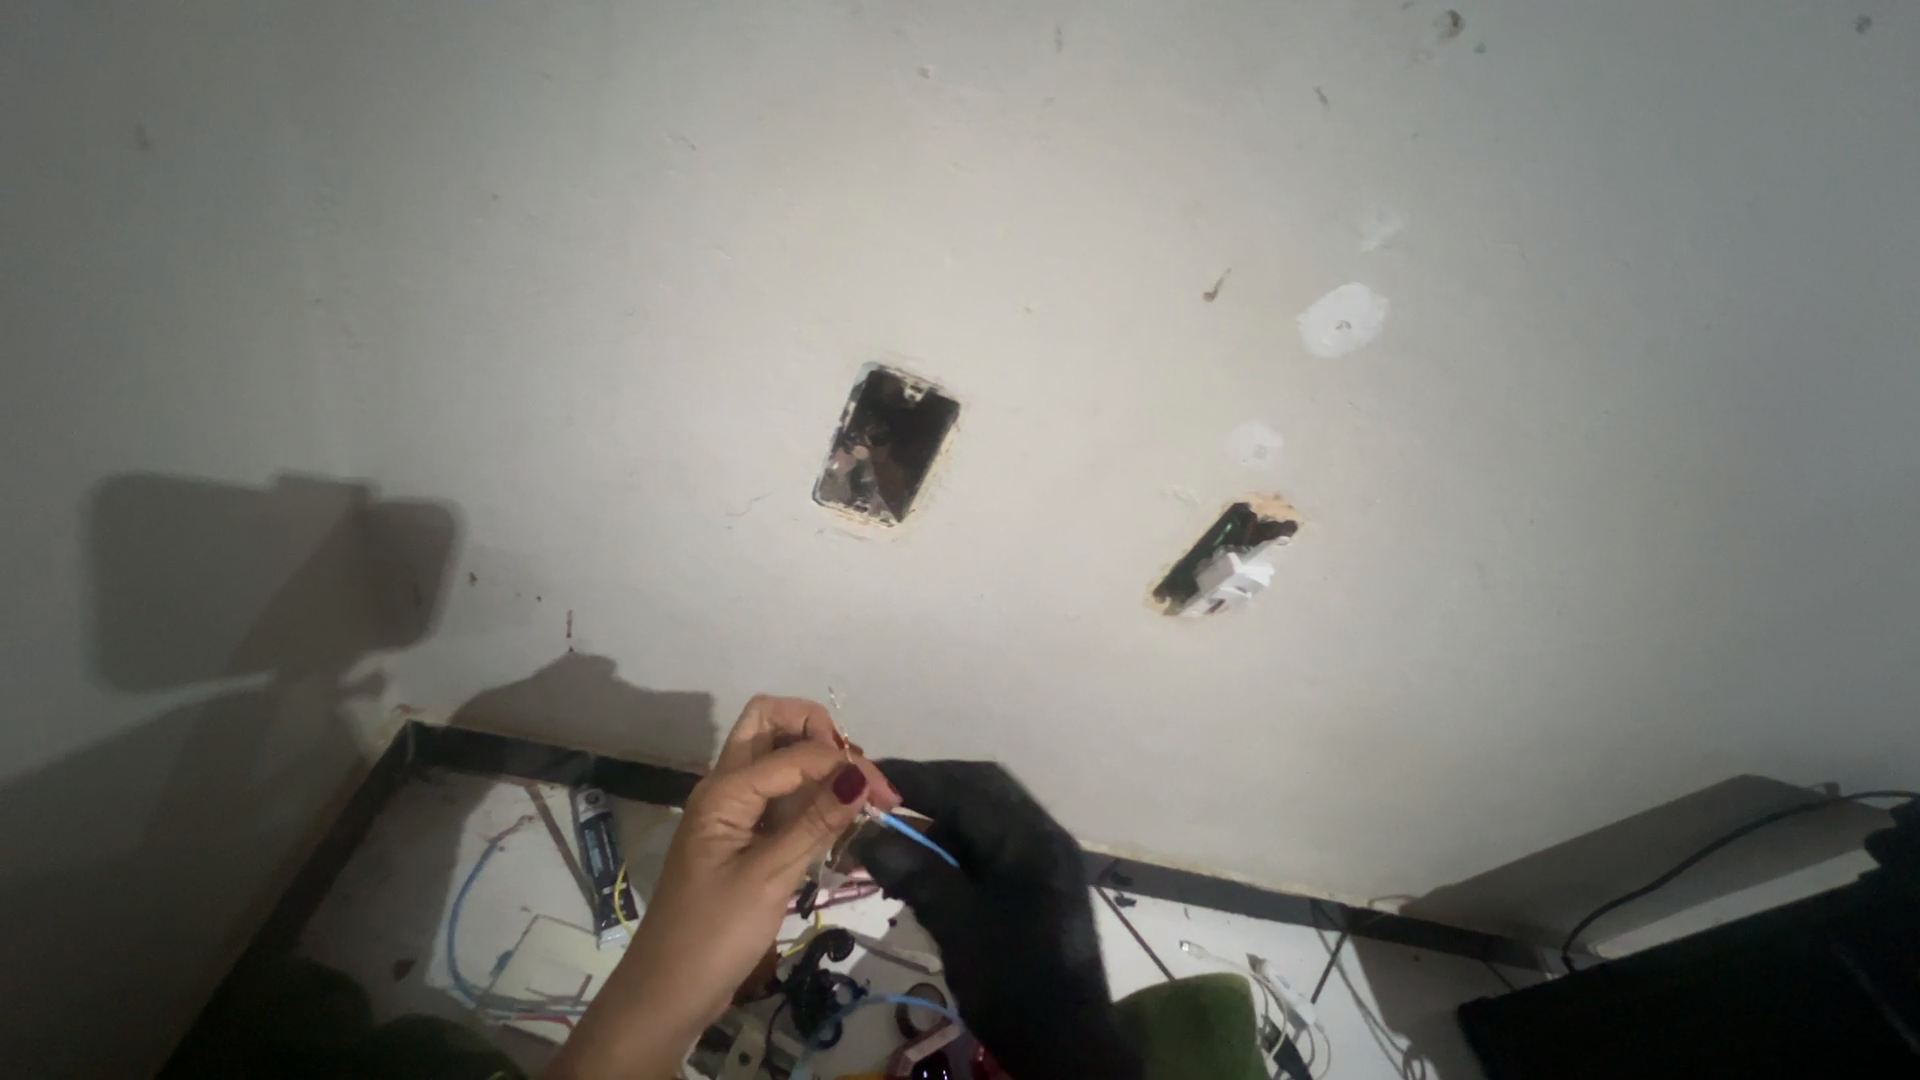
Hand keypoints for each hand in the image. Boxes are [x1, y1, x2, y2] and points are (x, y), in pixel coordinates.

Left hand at [548, 696, 899, 1078]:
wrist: (666, 995)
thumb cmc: (713, 937)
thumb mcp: (769, 879)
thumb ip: (816, 822)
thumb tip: (861, 774)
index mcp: (726, 790)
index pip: (797, 751)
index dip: (844, 762)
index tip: (886, 795)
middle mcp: (727, 785)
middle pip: (771, 721)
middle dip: (818, 730)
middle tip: (853, 770)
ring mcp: (735, 807)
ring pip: (777, 752)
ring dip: (818, 758)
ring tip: (859, 793)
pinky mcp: (744, 831)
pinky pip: (780, 790)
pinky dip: (811, 790)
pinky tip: (839, 815)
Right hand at [854, 761, 1142, 1079]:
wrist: (1069, 1047)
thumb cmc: (1013, 984)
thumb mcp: (958, 927)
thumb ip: (916, 873)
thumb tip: (867, 836)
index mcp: (1029, 838)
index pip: (964, 789)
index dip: (913, 778)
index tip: (868, 773)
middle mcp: (1042, 834)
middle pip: (980, 789)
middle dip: (930, 788)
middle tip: (884, 798)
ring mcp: (1045, 856)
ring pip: (986, 816)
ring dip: (940, 821)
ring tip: (895, 842)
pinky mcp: (1040, 880)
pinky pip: (993, 844)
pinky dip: (956, 847)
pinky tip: (923, 870)